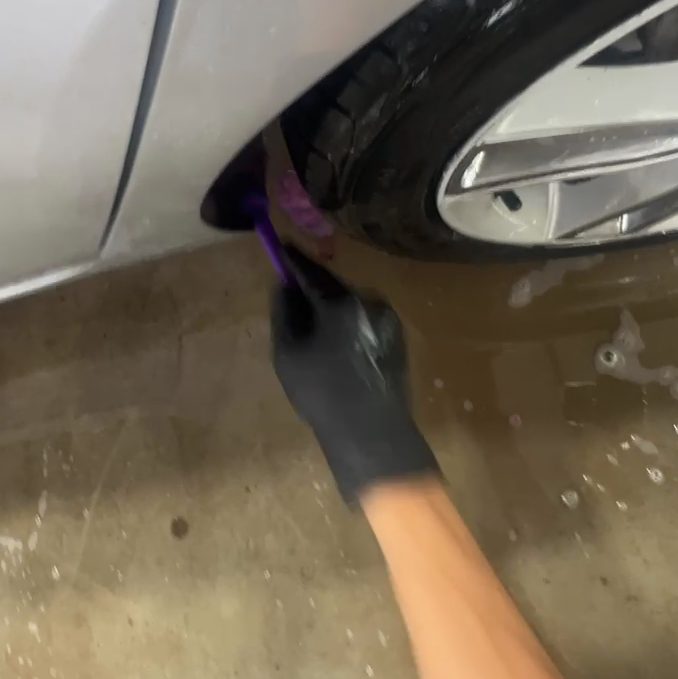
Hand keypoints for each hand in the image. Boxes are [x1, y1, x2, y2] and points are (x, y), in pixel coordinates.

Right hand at [271, 251, 437, 503]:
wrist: (373, 434)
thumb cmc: (322, 394)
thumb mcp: (288, 353)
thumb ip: (284, 311)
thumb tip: (285, 284)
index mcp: (340, 303)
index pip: (311, 270)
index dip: (293, 258)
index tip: (281, 244)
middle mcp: (369, 301)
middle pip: (333, 285)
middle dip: (313, 285)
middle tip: (293, 289)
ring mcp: (387, 318)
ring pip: (350, 302)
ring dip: (332, 306)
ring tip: (315, 328)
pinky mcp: (397, 335)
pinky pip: (364, 318)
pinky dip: (348, 321)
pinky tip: (338, 344)